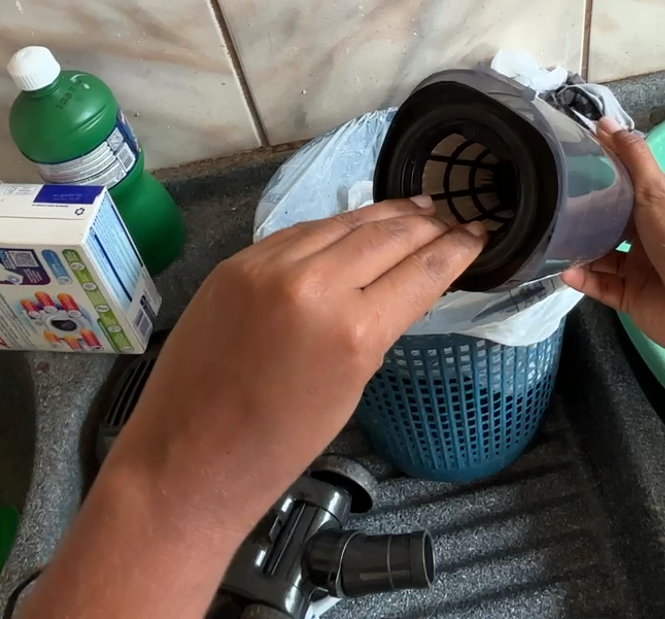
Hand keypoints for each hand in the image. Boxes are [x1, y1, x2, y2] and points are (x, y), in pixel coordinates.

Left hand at [106, 196, 487, 539]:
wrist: (187, 458)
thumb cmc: (279, 445)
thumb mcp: (351, 386)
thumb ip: (379, 324)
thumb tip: (405, 280)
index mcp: (352, 331)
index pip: (421, 271)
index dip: (456, 249)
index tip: (478, 235)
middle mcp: (314, 284)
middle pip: (387, 235)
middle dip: (427, 224)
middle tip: (454, 216)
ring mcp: (270, 265)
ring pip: (344, 222)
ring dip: (386, 214)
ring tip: (417, 207)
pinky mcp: (239, 259)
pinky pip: (302, 231)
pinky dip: (336, 227)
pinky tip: (356, 224)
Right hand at [561, 118, 664, 358]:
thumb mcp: (657, 194)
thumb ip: (634, 160)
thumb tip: (605, 121)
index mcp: (656, 210)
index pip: (622, 186)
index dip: (598, 171)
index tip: (565, 158)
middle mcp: (645, 237)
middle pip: (607, 221)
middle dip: (581, 214)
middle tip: (547, 202)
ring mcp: (637, 269)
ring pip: (598, 255)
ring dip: (577, 248)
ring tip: (548, 238)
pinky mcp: (629, 297)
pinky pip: (599, 285)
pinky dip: (581, 278)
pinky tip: (562, 270)